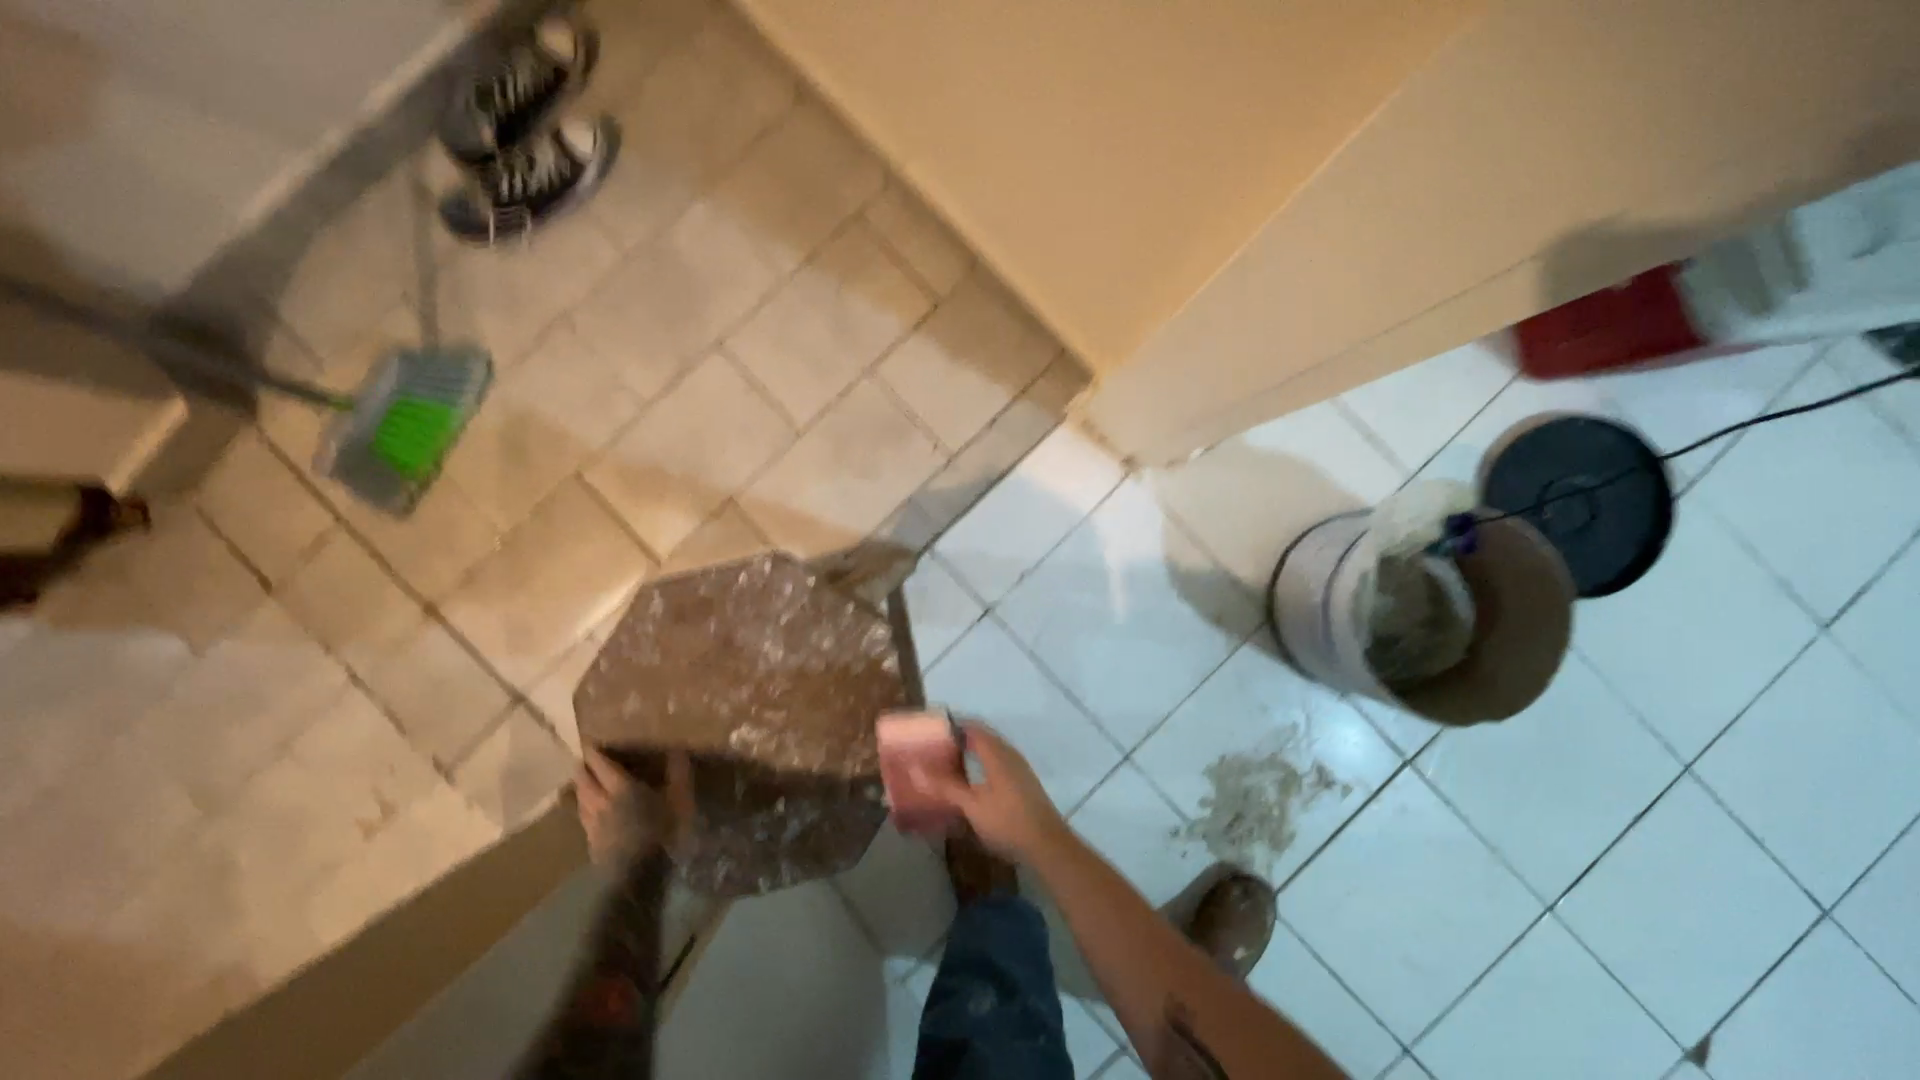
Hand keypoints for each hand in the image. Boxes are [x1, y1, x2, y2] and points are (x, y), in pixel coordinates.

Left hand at [576, 748, 694, 865]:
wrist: (638, 876)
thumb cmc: (662, 833)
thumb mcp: (679, 802)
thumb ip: (678, 775)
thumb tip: (677, 750)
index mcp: (620, 787)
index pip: (600, 763)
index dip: (594, 751)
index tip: (592, 740)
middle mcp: (600, 801)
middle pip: (582, 778)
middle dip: (583, 766)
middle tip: (587, 759)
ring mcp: (591, 823)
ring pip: (579, 797)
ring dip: (581, 785)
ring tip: (586, 781)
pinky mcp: (590, 841)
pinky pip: (582, 816)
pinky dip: (584, 806)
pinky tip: (590, 810)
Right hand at [911, 723, 1070, 862]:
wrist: (1047, 844)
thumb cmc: (1007, 821)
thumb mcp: (972, 805)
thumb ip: (947, 786)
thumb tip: (918, 769)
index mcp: (997, 754)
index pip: (972, 728)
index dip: (952, 727)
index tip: (931, 733)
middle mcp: (1010, 754)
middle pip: (982, 737)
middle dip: (959, 740)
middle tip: (935, 750)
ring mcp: (1019, 768)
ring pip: (992, 751)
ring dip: (971, 753)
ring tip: (948, 764)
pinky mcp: (1023, 782)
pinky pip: (999, 762)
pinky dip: (982, 764)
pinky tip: (971, 782)